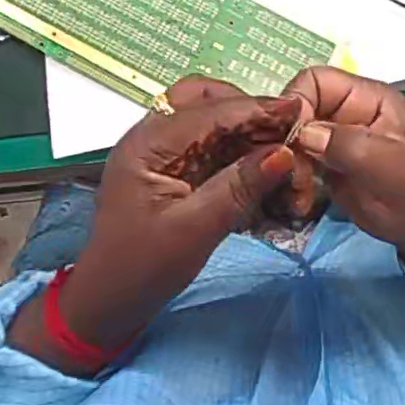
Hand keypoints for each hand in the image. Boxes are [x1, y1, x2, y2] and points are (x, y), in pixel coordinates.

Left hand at [10, 77, 300, 374]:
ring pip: (210, 123)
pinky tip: (262, 171)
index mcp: (147, 143)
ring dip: (246, 134)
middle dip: (248, 114)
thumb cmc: (142, 268)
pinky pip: (210, 147)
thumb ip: (238, 188)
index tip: (297, 111)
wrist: (107, 302)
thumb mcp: (194, 230)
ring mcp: (162, 153)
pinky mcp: (173, 171)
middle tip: (287, 135)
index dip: (254, 109)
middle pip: (206, 102)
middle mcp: (152, 137)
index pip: (208, 111)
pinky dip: (237, 154)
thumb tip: (284, 154)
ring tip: (281, 155)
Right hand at [280, 67, 404, 278]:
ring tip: (299, 187)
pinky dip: (292, 175)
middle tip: (293, 170)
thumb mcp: (390, 168)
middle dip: (289, 136)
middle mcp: (346, 110)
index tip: (291, 137)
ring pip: (291, 133)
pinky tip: (300, 195)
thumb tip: (303, 133)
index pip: (316, 80)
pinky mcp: (323, 160)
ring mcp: (333, 135)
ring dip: (288, 160)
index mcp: (367, 97)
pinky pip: (294, 157)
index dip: (298, 101)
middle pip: (298, 105)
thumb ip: (348, 145)